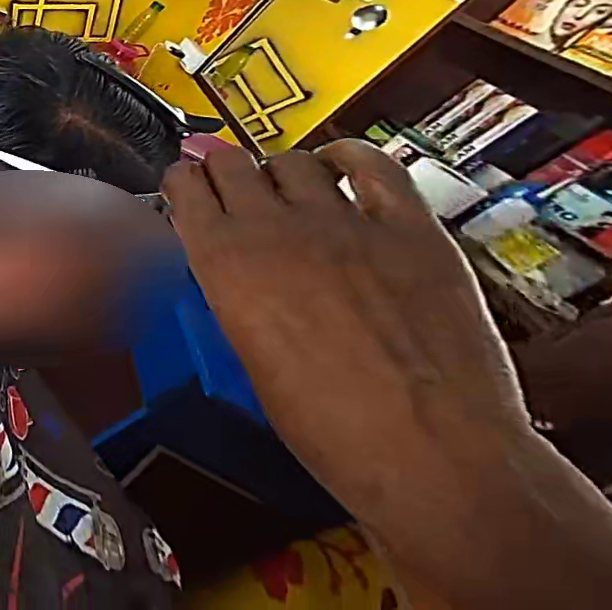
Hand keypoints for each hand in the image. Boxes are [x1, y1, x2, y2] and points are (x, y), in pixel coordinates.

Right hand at [162, 141, 532, 517]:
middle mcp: (270, 227)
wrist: (429, 455)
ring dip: (280, 170)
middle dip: (223, 168)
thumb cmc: (322, 419)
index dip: (183, 180)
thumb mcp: (242, 345)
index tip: (188, 186)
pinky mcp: (410, 230)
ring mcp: (342, 223)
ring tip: (290, 189)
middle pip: (230, 160)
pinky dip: (349, 157)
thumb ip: (230, 285)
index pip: (184, 183)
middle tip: (232, 185)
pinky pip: (373, 166)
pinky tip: (340, 165)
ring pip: (291, 159)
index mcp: (220, 257)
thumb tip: (229, 257)